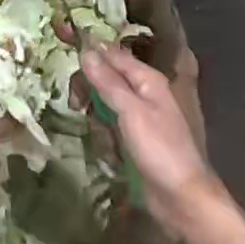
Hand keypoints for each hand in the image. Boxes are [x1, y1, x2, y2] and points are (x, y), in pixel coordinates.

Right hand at [81, 45, 218, 235]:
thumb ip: (108, 82)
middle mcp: (144, 92)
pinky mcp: (134, 136)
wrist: (183, 199)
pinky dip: (101, 126)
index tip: (62, 44)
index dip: (89, 49)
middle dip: (88, 85)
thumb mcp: (131, 112)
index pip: (112, 53)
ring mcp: (139, 115)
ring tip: (86, 120)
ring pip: (105, 98)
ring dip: (93, 108)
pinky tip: (99, 137)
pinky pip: (110, 120)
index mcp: (148, 80)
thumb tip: (86, 51)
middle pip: (107, 75)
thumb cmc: (161, 150)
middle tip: (75, 102)